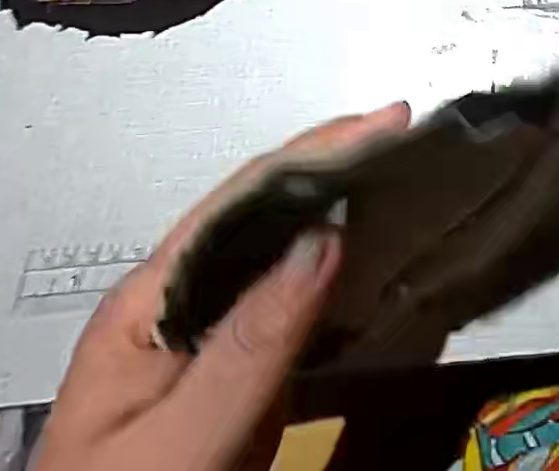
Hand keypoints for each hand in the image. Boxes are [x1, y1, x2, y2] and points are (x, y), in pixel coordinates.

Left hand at [33, 104, 409, 470]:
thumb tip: (326, 236)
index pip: (244, 196)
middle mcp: (188, 291)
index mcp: (153, 296)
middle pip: (270, 203)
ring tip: (402, 167)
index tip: (388, 120)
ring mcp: (222, 318)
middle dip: (338, 158)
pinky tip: (382, 237)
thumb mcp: (181, 437)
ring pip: (292, 236)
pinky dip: (350, 248)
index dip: (319, 148)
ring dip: (347, 196)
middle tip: (405, 132)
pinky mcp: (252, 346)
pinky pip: (309, 280)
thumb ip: (251, 341)